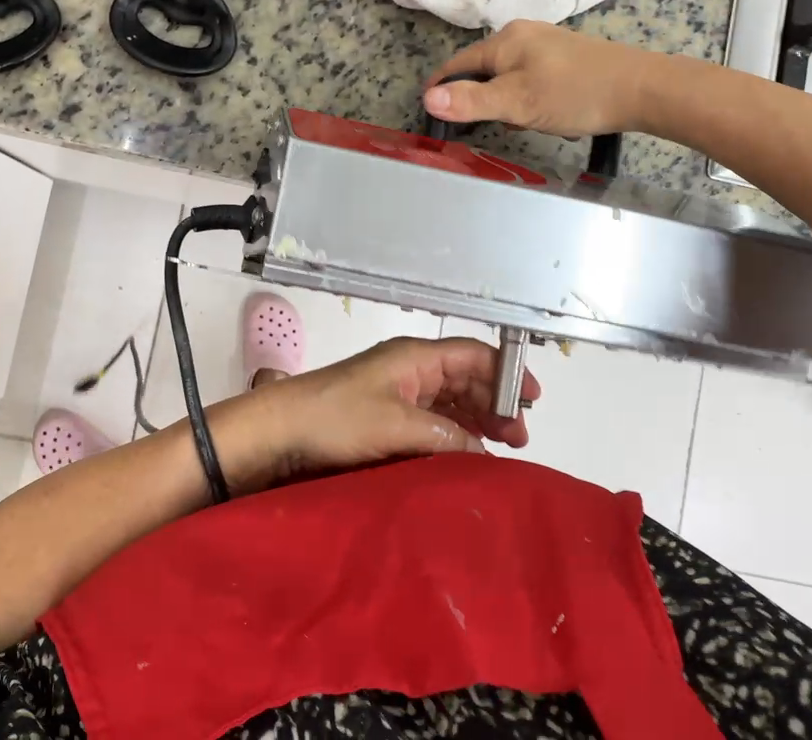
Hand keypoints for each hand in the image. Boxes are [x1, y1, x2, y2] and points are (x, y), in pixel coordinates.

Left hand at [236, 337, 540, 489]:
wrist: (278, 431)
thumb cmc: (336, 418)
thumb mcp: (397, 427)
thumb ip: (447, 437)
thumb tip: (484, 452)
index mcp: (414, 356)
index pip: (474, 355)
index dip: (507, 374)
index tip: (533, 402)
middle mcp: (409, 368)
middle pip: (466, 378)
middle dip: (495, 404)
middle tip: (519, 440)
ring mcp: (395, 392)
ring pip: (450, 401)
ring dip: (476, 422)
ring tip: (501, 451)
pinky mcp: (382, 416)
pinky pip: (430, 420)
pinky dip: (452, 435)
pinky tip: (465, 456)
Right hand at [422, 20, 664, 138]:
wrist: (642, 90)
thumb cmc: (575, 94)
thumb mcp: (517, 103)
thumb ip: (471, 101)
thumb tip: (427, 98)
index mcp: (504, 40)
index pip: (457, 65)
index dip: (442, 91)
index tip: (434, 120)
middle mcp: (521, 34)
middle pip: (481, 71)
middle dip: (482, 101)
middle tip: (497, 126)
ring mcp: (544, 45)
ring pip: (506, 78)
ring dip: (508, 104)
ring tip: (529, 123)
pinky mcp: (563, 58)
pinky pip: (528, 80)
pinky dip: (528, 100)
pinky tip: (547, 115)